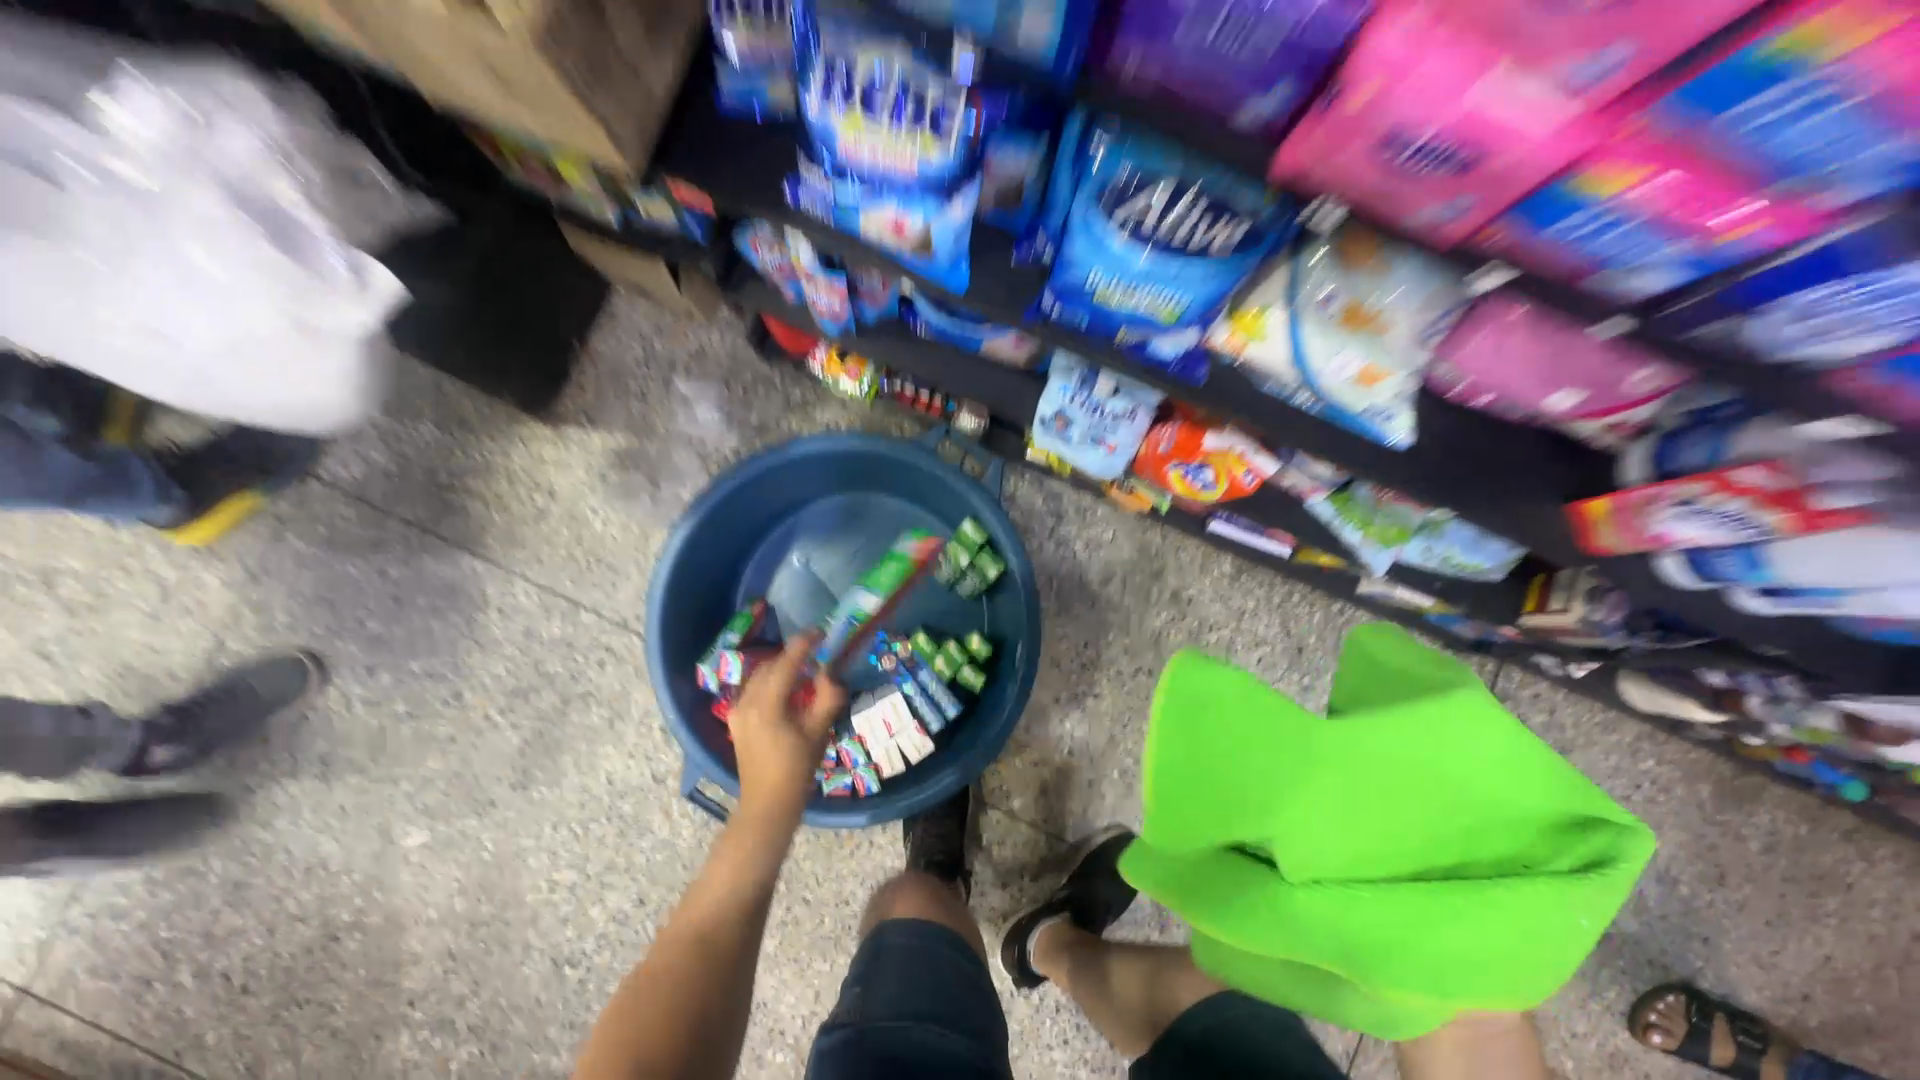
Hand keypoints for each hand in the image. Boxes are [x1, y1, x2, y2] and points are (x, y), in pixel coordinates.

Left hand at [730, 633, 846, 833]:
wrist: (767, 805)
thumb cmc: (796, 770)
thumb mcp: (818, 733)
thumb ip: (827, 697)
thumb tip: (831, 672)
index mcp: (766, 705)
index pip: (786, 663)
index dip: (804, 644)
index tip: (821, 632)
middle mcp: (746, 702)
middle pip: (770, 666)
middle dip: (792, 656)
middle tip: (816, 653)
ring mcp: (737, 711)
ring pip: (759, 677)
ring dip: (781, 669)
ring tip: (804, 672)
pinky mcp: (736, 721)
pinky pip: (753, 691)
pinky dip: (771, 684)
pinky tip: (787, 693)